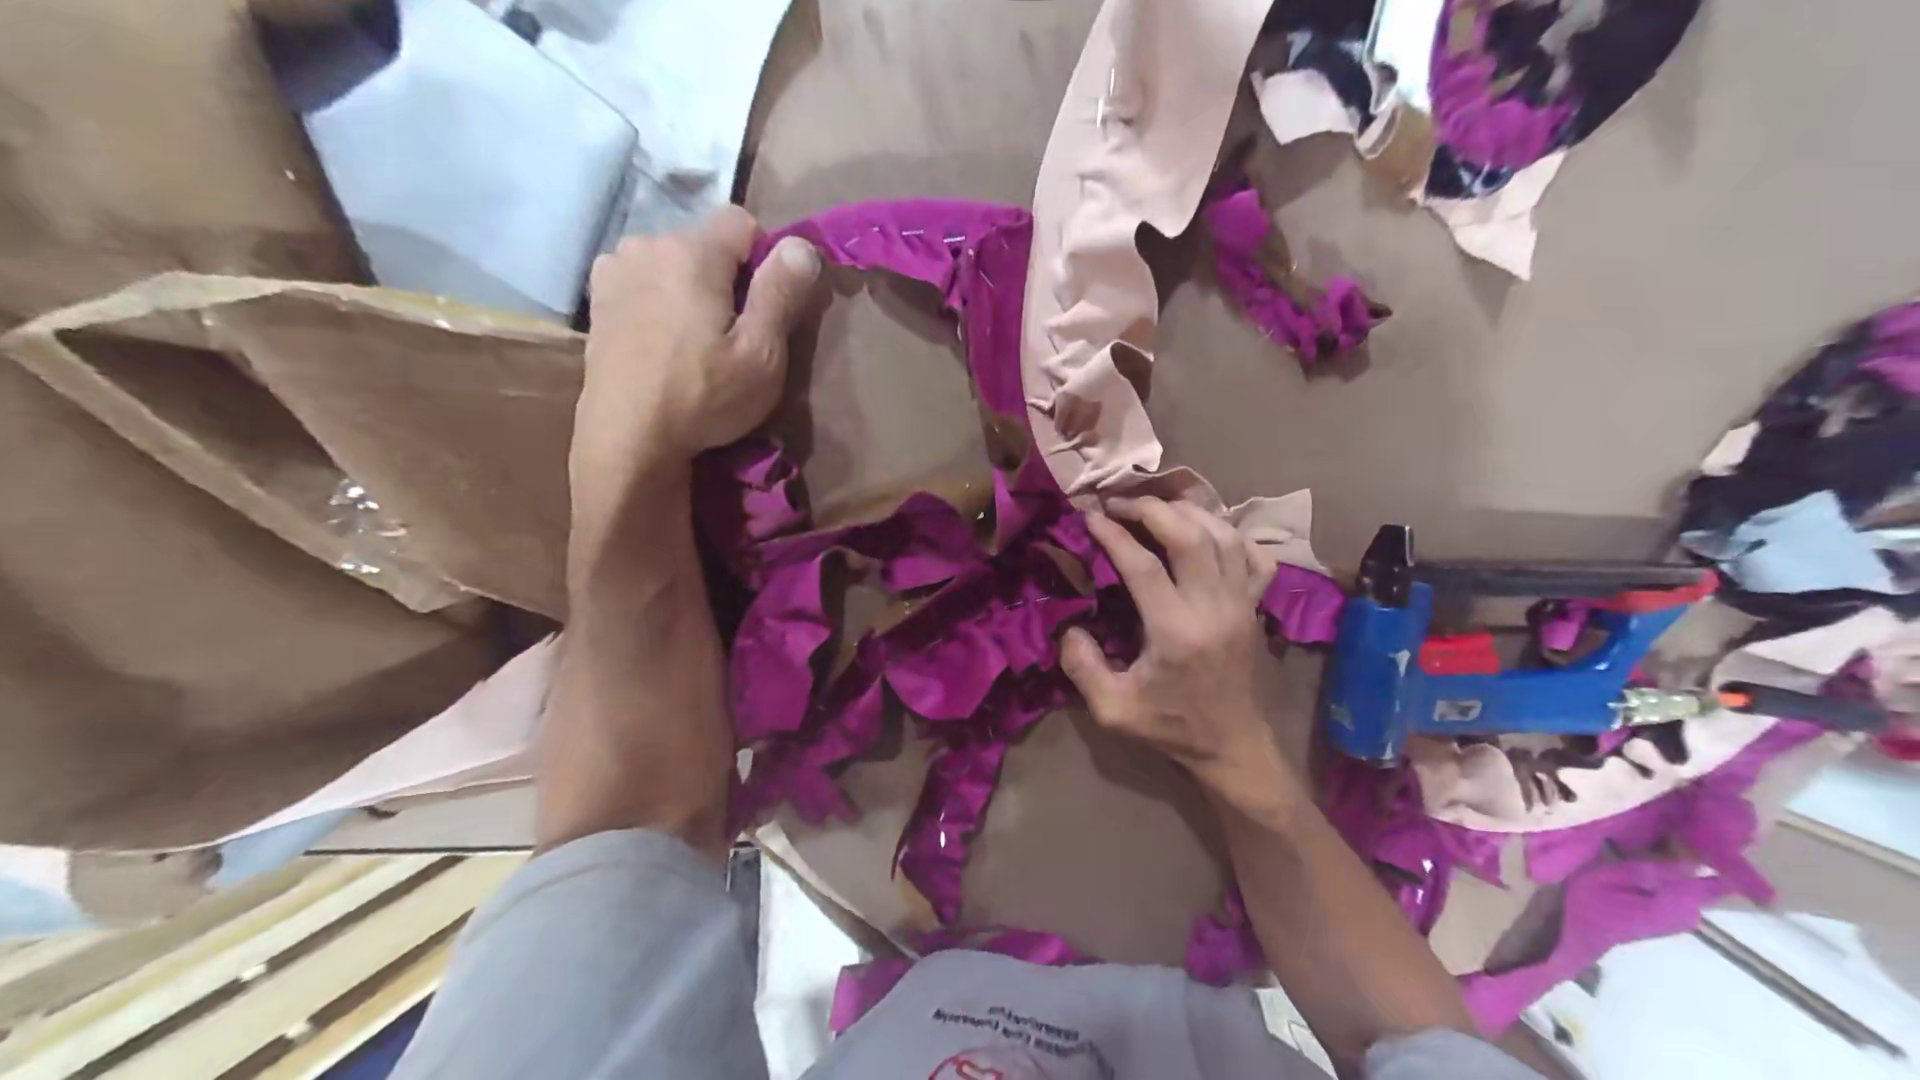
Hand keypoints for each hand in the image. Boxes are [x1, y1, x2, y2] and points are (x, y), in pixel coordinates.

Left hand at [569, 207, 819, 577]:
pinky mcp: (598, 301)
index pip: (742, 221)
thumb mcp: (760, 353)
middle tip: (734, 338)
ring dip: (692, 291)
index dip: (765, 260)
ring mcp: (615, 272)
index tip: (766, 309)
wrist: (627, 442)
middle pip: (705, 245)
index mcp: (690, 251)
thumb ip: (781, 293)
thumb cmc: (703, 397)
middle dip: (727, 279)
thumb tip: (801, 246)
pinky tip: (663, 346)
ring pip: (673, 264)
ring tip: (695, 345)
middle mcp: (645, 245)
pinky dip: (660, 303)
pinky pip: (645, 284)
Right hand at [1060, 498, 1294, 807]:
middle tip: (1120, 503)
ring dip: (1188, 512)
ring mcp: (1241, 604)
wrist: (1231, 745)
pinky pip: (1254, 555)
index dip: (1114, 535)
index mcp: (1177, 632)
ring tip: (1156, 507)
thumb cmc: (1170, 726)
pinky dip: (1231, 533)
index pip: (1144, 565)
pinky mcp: (1255, 606)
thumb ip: (1083, 668)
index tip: (1091, 517)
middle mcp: (1214, 608)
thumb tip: (1070, 626)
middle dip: (1151, 509)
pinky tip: (1205, 531)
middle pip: (1190, 536)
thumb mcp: (1113, 711)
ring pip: (1224, 536)